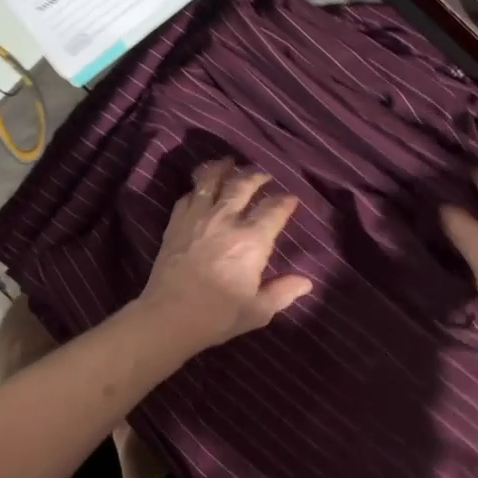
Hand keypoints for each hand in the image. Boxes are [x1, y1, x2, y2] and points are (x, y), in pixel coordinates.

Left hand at [138, 160, 312, 350]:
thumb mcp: (258, 310)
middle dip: (255, 175)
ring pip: (210, 181)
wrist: (171, 313)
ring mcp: (197, 217)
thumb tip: (306, 281)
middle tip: (262, 173)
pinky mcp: (175, 221)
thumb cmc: (219, 315)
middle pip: (241, 186)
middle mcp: (225, 219)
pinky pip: (188, 195)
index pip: (273, 211)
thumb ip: (282, 292)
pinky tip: (200, 187)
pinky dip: (197, 187)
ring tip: (228, 162)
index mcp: (251, 240)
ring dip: (222, 168)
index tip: (291, 198)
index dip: (285, 202)